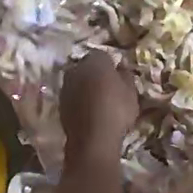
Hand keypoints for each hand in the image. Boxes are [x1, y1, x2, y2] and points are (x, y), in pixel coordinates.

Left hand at [59, 53, 136, 168]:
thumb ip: (126, 76)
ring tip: (100, 99)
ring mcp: (65, 86)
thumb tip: (121, 67)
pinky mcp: (60, 103)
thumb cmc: (117, 110)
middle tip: (110, 85)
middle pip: (87, 66)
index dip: (112, 63)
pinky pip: (74, 95)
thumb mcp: (132, 92)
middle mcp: (76, 69)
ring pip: (78, 80)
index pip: (103, 54)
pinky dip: (81, 99)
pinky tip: (91, 110)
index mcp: (95, 61)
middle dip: (96, 72)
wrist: (93, 138)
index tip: (120, 74)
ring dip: (87, 86)